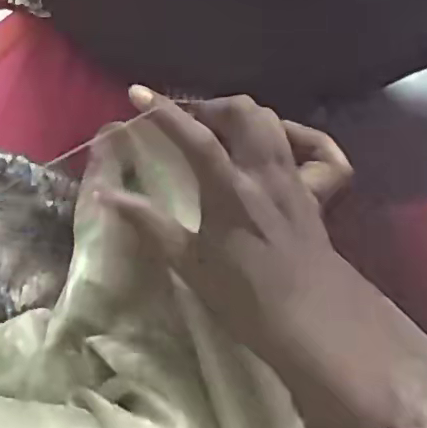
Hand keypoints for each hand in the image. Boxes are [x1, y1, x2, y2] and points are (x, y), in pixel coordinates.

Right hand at [102, 89, 356, 351]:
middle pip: (242, 112)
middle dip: (207, 105)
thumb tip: (104, 194)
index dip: (164, 110)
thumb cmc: (247, 300)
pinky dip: (300, 137)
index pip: (196, 137)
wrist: (321, 334)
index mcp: (231, 191)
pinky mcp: (318, 195)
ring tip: (217, 128)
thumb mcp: (190, 265)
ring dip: (240, 115)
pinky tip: (279, 143)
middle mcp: (265, 175)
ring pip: (272, 122)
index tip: (137, 93)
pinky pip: (322, 152)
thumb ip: (149, 223)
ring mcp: (295, 181)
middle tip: (183, 120)